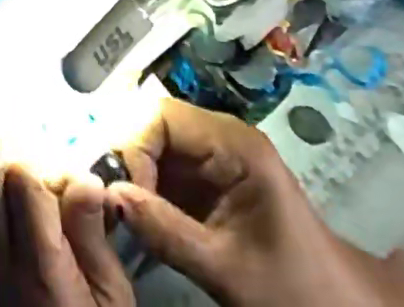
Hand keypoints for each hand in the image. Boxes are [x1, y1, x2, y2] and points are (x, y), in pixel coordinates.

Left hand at [0, 140, 133, 306]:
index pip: (24, 179)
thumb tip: (84, 176)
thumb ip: (92, 235)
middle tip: (56, 159)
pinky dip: (13, 187)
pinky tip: (45, 201)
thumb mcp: (112, 296)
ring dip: (15, 164)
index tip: (82, 180)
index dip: (54, 165)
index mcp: (38, 263)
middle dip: (19, 146)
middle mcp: (2, 253)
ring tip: (53, 178)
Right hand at [105, 99, 360, 306]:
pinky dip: (145, 189)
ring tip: (122, 213)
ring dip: (133, 175)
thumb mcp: (227, 269)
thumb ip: (167, 232)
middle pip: (154, 125)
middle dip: (129, 159)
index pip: (162, 116)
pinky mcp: (210, 179)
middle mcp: (222, 138)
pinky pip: (165, 169)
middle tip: (115, 205)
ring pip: (155, 146)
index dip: (134, 147)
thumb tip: (110, 195)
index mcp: (235, 145)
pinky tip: (137, 217)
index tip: (125, 196)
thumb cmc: (292, 288)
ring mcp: (216, 157)